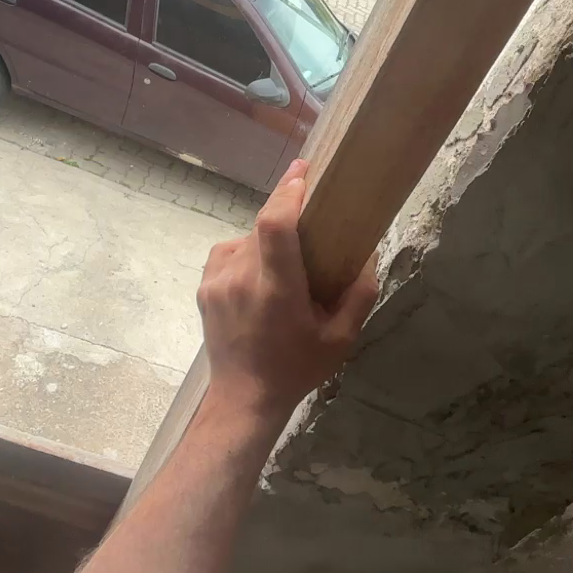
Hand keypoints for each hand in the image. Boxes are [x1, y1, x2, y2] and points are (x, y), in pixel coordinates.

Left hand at [196, 159, 379, 421]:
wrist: (243, 398)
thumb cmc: (297, 368)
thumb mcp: (341, 340)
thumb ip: (359, 294)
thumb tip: (367, 252)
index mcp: (277, 290)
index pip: (275, 226)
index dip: (288, 193)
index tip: (304, 173)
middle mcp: (242, 279)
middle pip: (263, 226)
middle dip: (286, 216)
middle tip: (309, 224)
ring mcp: (217, 281)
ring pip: (247, 239)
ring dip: (268, 241)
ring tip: (285, 265)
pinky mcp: (204, 286)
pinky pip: (229, 252)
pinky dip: (248, 253)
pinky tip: (260, 275)